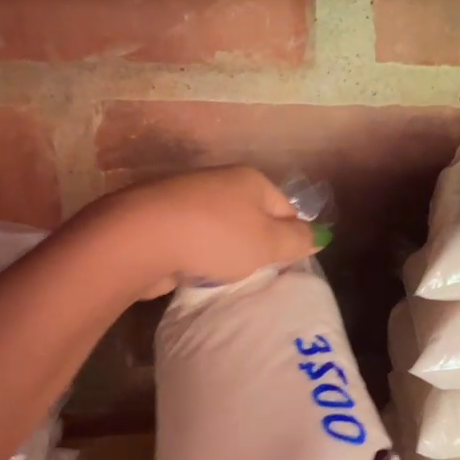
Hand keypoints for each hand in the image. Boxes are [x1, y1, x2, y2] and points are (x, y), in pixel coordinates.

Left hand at [87, 167, 318, 296]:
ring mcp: (187, 198)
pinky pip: (192, 240)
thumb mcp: (269, 244)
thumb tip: (319, 235)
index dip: (292, 238)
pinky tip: (196, 274)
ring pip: (220, 230)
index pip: (287, 209)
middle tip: (259, 277)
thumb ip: (297, 240)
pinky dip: (196, 256)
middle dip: (256, 246)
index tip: (288, 268)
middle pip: (252, 217)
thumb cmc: (216, 238)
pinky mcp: (160, 220)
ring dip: (224, 253)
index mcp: (251, 180)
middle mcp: (219, 181)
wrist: (140, 238)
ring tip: (226, 279)